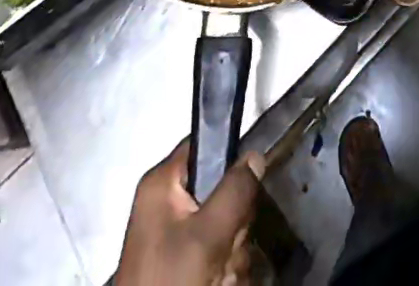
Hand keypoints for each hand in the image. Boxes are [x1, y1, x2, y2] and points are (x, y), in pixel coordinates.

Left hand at [118, 142, 263, 285]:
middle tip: (227, 247)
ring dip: (233, 254)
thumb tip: (255, 155)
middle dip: (234, 224)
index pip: (204, 146)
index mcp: (162, 182)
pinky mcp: (185, 264)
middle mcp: (168, 203)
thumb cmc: (171, 280)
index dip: (229, 161)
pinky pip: (219, 254)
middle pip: (221, 192)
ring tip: (221, 276)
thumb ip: (234, 192)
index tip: (246, 188)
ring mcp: (176, 236)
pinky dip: (225, 272)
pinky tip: (219, 284)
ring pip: (225, 228)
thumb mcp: (205, 236)